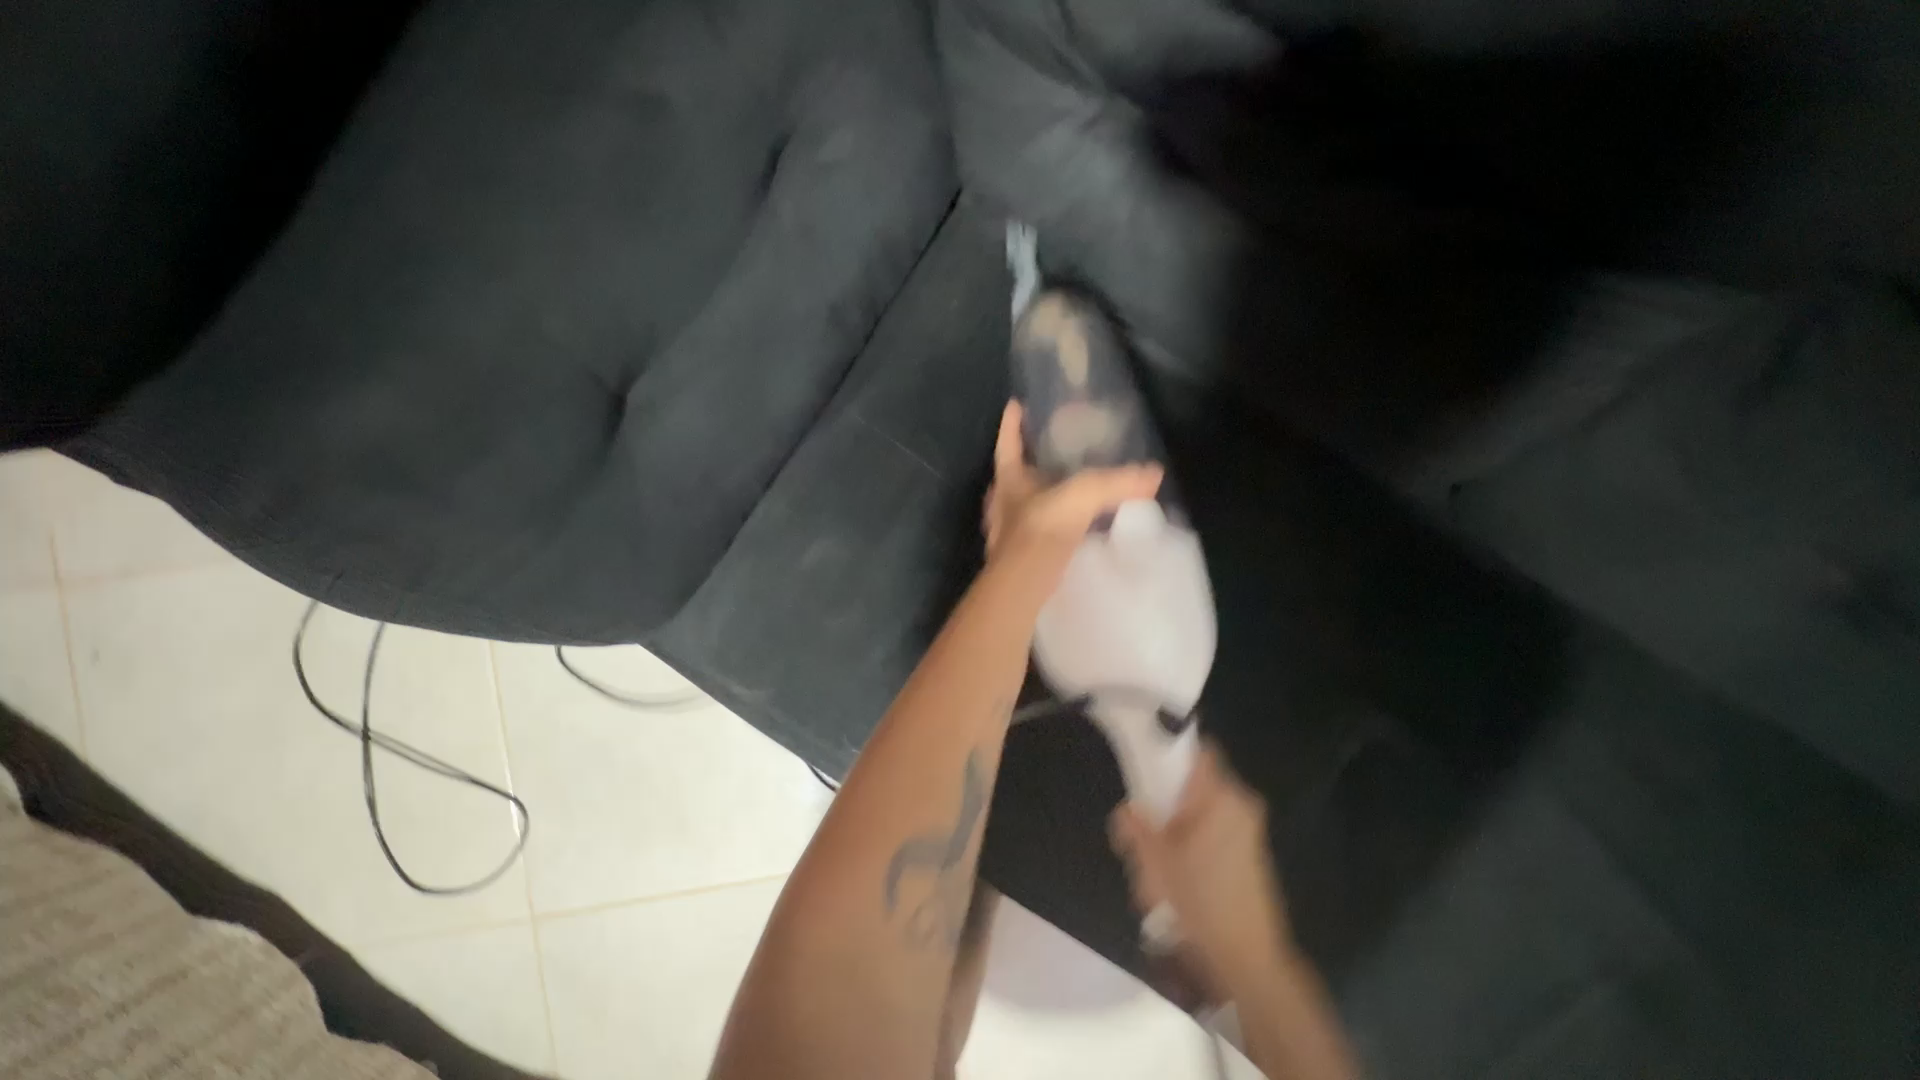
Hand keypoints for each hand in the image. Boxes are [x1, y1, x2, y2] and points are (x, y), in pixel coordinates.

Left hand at [982, 401, 1161, 568]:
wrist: (1023, 583)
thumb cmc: (1043, 529)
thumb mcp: (1085, 495)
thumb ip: (1118, 482)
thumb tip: (1154, 474)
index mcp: (1009, 479)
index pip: (1008, 442)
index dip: (1012, 424)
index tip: (1016, 405)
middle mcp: (1001, 504)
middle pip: (1011, 476)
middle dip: (1027, 464)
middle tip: (1046, 452)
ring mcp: (1004, 533)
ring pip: (1020, 507)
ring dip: (1036, 499)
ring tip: (1059, 492)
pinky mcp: (1017, 558)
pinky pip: (1033, 535)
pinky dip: (1047, 530)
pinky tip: (1064, 533)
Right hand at [1109, 742, 1291, 996]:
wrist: (1247, 957)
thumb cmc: (1201, 901)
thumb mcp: (1155, 863)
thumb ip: (1135, 827)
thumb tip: (1127, 810)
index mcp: (1221, 797)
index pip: (1197, 750)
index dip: (1168, 747)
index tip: (1141, 755)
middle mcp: (1240, 805)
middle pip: (1193, 784)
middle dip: (1163, 801)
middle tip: (1138, 825)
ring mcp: (1248, 831)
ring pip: (1200, 811)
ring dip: (1174, 827)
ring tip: (1152, 861)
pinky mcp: (1249, 855)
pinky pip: (1212, 833)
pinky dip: (1191, 843)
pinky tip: (1173, 877)